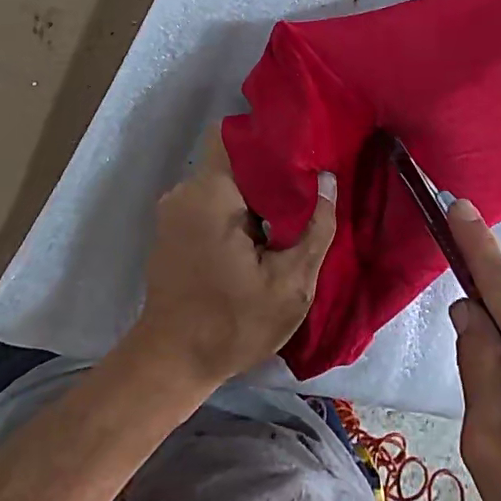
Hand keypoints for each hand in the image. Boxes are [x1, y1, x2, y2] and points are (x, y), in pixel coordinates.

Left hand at [125, 128, 337, 384]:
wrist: (172, 365)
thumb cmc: (233, 324)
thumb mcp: (291, 283)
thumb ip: (316, 227)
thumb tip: (328, 181)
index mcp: (209, 195)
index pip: (236, 135)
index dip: (273, 138)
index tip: (307, 152)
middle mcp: (185, 193)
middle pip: (235, 160)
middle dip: (273, 172)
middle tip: (312, 187)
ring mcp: (174, 212)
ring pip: (226, 183)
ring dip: (258, 196)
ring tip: (294, 213)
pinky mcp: (173, 231)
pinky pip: (213, 203)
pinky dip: (240, 212)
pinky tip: (265, 235)